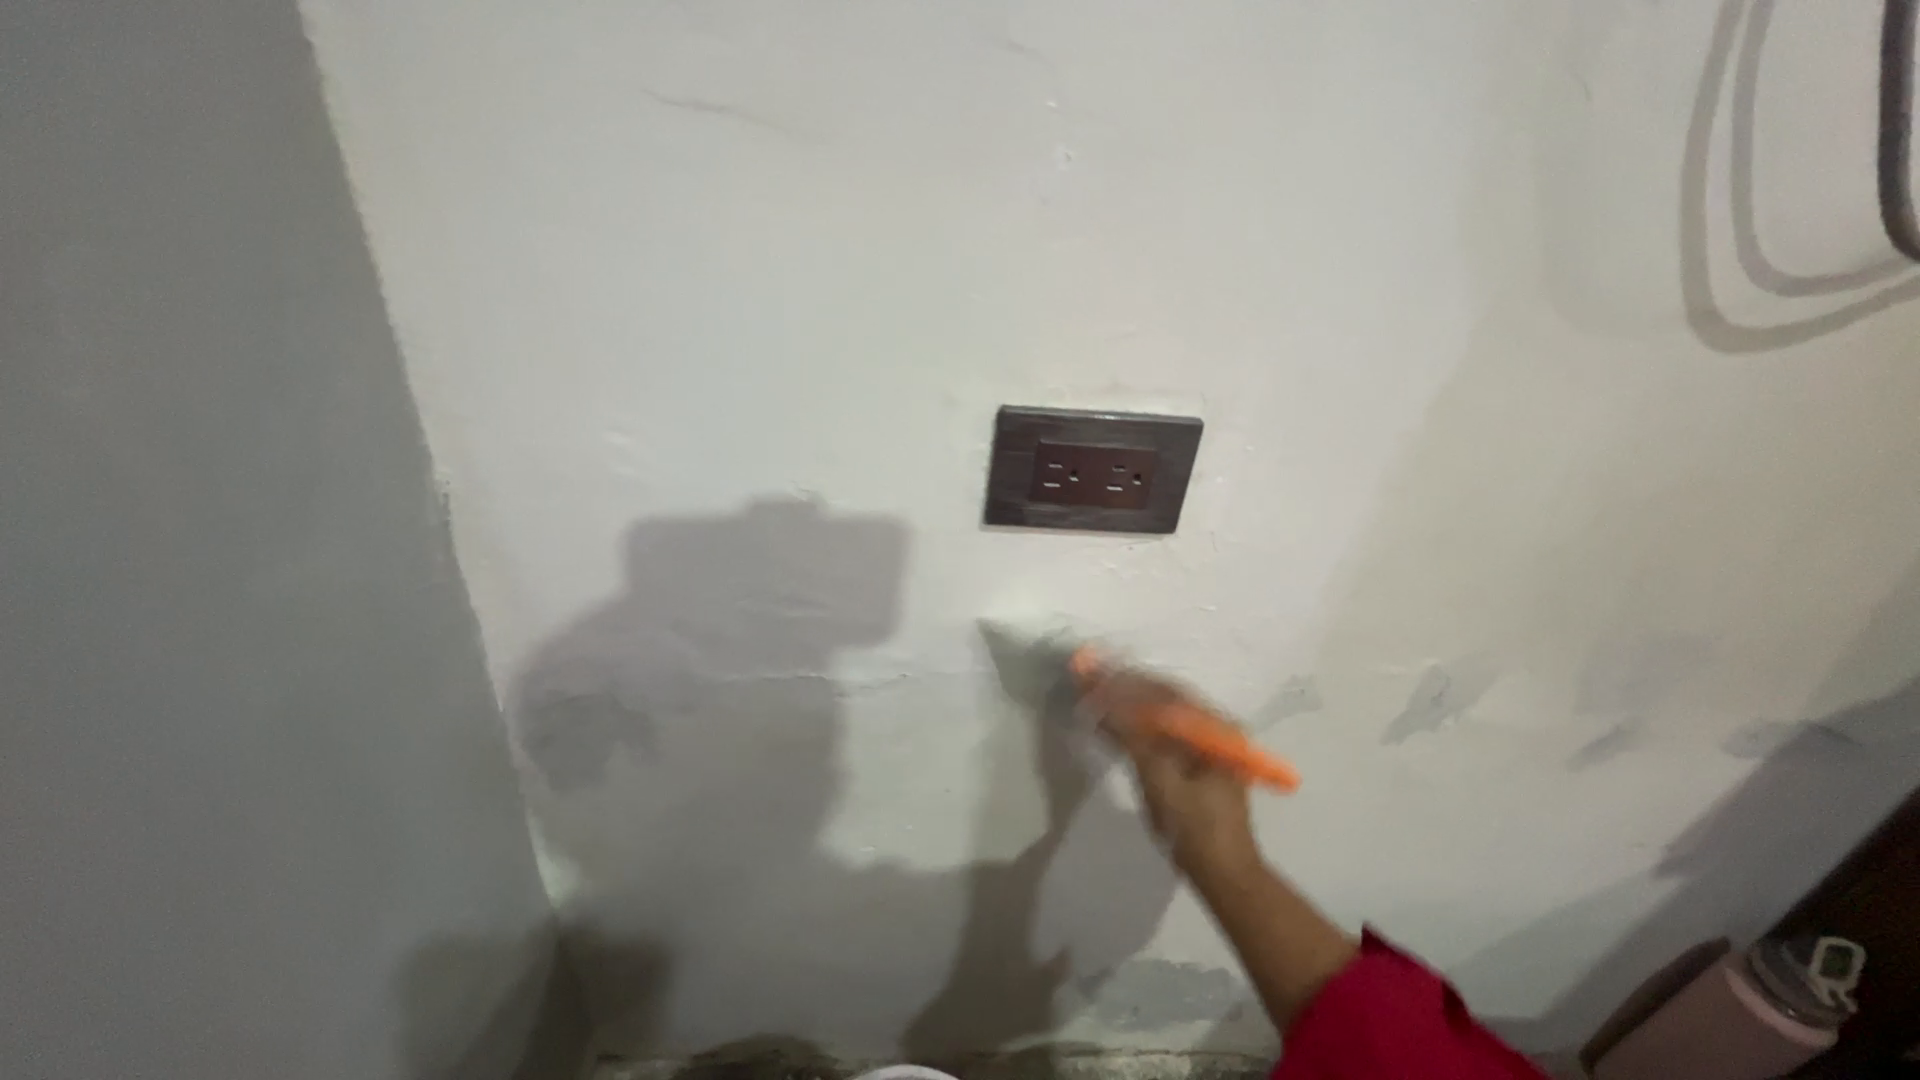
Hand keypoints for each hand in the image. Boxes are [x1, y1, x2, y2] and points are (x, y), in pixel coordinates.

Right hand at [1075, 661, 1259, 880]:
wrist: (1222, 874)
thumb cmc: (1195, 828)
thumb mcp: (1160, 780)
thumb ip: (1132, 738)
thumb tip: (1101, 703)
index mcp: (1216, 726)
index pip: (1164, 691)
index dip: (1126, 682)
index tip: (1092, 675)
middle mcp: (1216, 727)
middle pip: (1163, 699)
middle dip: (1124, 690)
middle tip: (1087, 683)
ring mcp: (1207, 745)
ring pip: (1159, 716)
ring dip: (1127, 707)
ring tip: (1092, 699)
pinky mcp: (1195, 763)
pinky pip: (1161, 734)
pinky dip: (1135, 728)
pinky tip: (1110, 725)